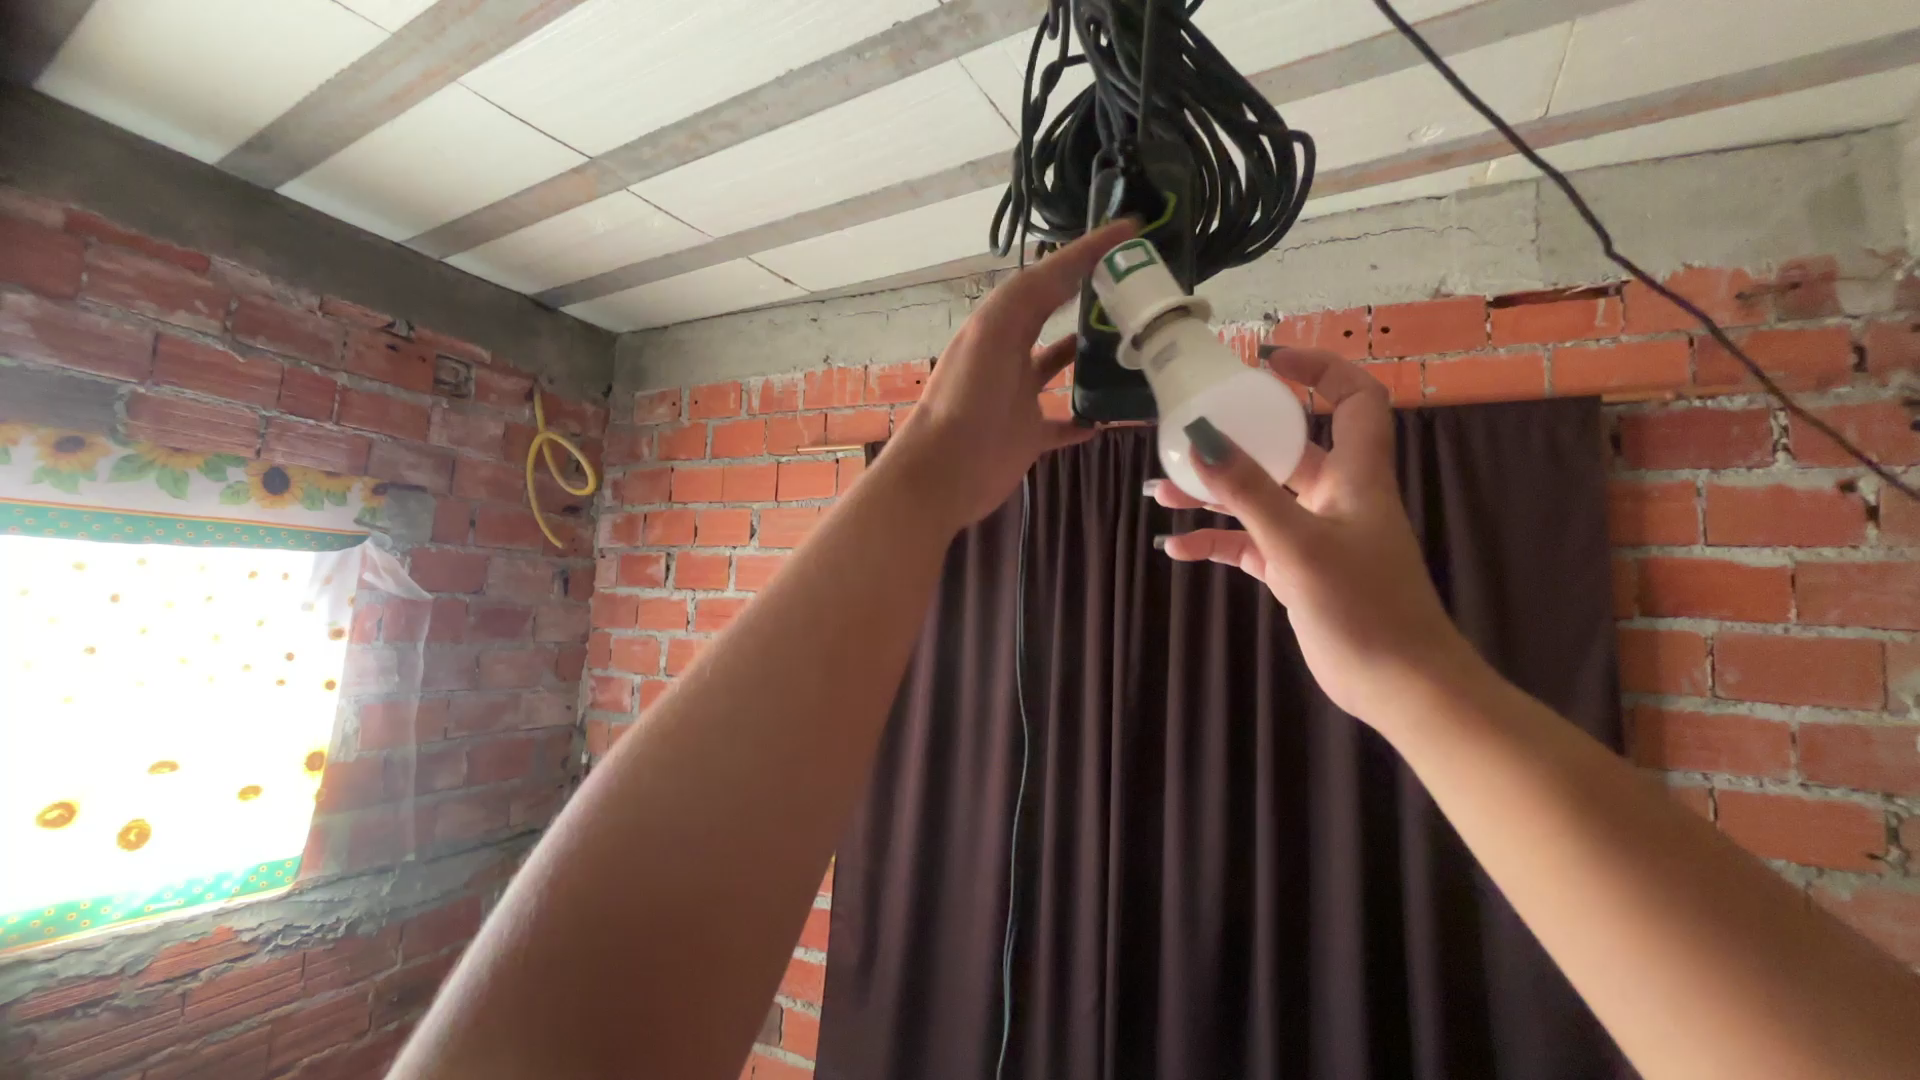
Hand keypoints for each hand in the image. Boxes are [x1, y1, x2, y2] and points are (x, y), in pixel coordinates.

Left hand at [882, 220, 1137, 531]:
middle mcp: (1010, 354)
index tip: (1132, 231)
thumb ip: (1033, 292)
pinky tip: (1113, 414)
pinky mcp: (1028, 436)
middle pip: (1054, 317)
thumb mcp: (995, 331)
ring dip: (1091, 357)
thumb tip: (1082, 257)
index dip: (1086, 252)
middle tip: (1140, 291)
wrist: (943, 471)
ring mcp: (1020, 397)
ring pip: (1060, 368)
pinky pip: (1064, 422)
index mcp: (1001, 323)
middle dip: (1090, 300)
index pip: (1049, 276)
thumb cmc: (968, 398)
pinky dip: (1087, 417)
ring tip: (1134, 344)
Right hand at [1153, 348, 1482, 724]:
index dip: (1321, 370)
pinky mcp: (1295, 570)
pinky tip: (1174, 549)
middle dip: (1234, 441)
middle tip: (1184, 433)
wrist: (1400, 685)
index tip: (1269, 362)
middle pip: (1283, 450)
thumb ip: (1249, 492)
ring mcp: (1312, 535)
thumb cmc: (1364, 605)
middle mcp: (1334, 497)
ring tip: (1159, 494)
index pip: (1355, 400)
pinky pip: (1247, 543)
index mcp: (1355, 476)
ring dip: (1211, 495)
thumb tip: (1202, 440)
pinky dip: (1214, 542)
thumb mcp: (1299, 545)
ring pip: (1257, 499)